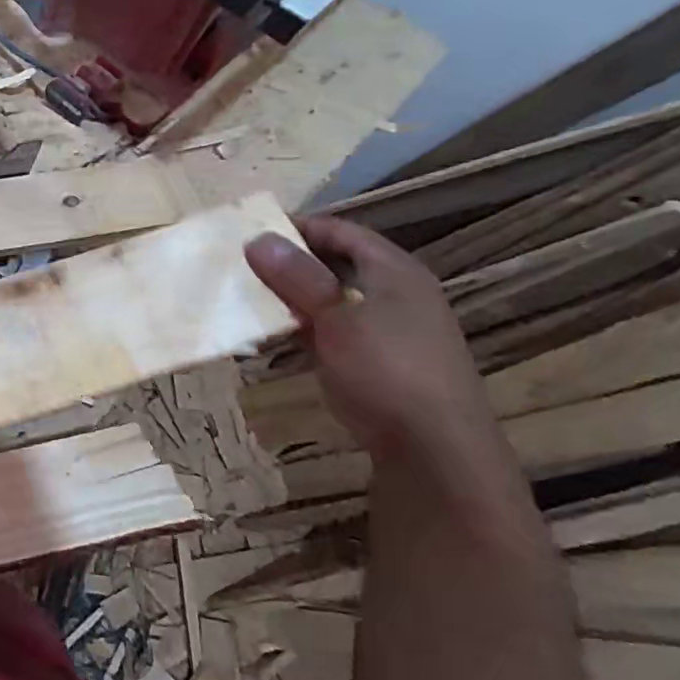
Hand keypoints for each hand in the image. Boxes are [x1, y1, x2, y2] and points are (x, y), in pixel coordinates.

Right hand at [245, 215, 493, 457]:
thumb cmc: (386, 370)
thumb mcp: (335, 317)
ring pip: (333, 300)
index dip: (299, 227)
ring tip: (250, 300)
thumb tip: (257, 239)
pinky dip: (305, 329)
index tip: (251, 232)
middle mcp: (397, 294)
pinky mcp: (380, 364)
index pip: (342, 231)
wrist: (434, 452)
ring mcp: (391, 331)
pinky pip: (334, 332)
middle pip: (337, 264)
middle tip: (244, 266)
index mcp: (395, 272)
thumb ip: (297, 277)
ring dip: (294, 298)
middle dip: (291, 264)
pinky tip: (276, 339)